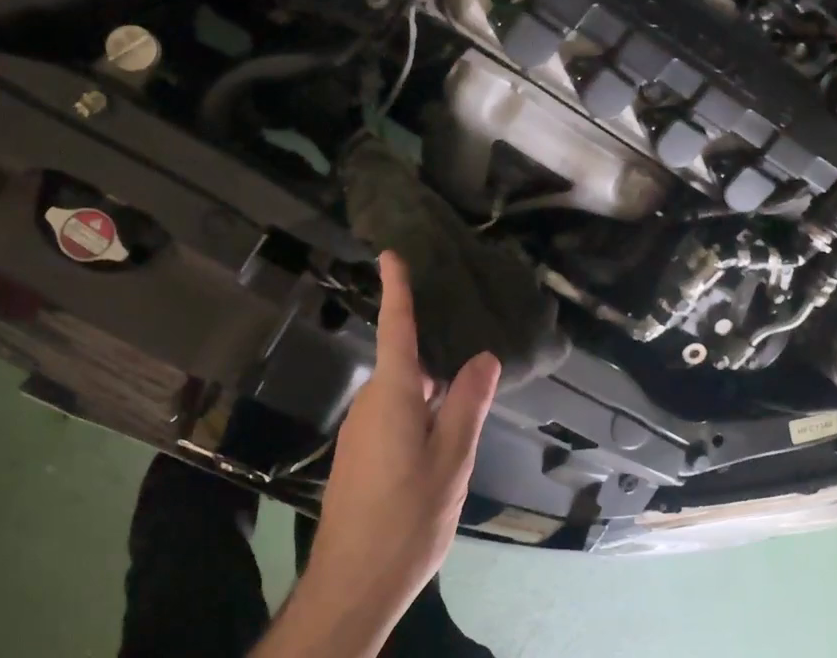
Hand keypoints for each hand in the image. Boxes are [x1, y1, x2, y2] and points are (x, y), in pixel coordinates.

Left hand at [278, 252, 500, 654]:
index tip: (391, 253)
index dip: (396, 289)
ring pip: (400, 393)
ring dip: (429, 390)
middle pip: (404, 362)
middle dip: (433, 352)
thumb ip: (467, 404)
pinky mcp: (358, 454)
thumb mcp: (452, 459)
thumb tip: (483, 357)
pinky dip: (417, 412)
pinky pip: (392, 416)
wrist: (352, 582)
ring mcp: (359, 430)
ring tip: (469, 395)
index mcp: (392, 395)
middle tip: (472, 343)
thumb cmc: (408, 516)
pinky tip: (441, 438)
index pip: (395, 328)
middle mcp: (369, 403)